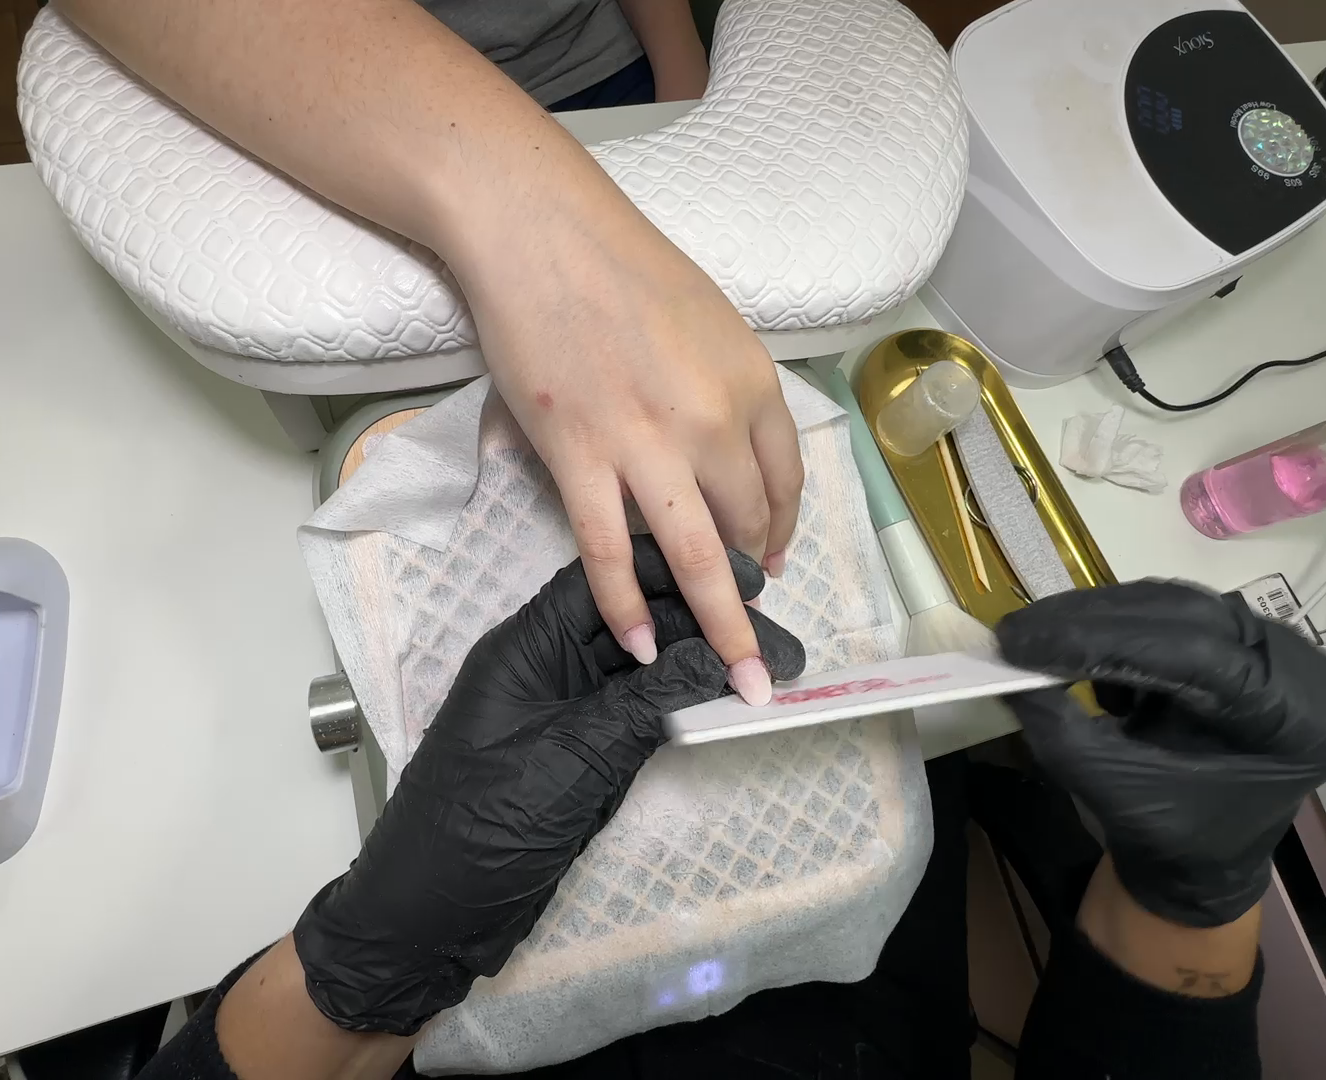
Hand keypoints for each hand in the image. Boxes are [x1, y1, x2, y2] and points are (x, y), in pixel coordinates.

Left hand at [292, 538, 805, 1033]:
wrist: (434, 917)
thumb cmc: (487, 825)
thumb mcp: (575, 755)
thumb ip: (649, 700)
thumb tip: (722, 655)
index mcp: (528, 644)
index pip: (607, 579)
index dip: (675, 571)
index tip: (743, 580)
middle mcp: (551, 662)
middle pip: (636, 621)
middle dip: (703, 625)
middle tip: (777, 639)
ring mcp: (570, 705)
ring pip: (645, 666)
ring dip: (701, 665)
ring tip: (770, 669)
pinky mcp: (585, 744)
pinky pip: (642, 708)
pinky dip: (683, 702)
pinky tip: (727, 698)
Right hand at [453, 213, 800, 705]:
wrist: (539, 231)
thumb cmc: (626, 268)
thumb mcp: (710, 324)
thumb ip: (731, 395)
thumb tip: (729, 465)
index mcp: (752, 381)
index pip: (786, 481)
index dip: (783, 531)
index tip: (773, 561)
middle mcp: (712, 420)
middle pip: (748, 526)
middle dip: (755, 585)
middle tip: (755, 627)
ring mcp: (646, 444)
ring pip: (692, 556)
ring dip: (720, 627)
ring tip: (738, 681)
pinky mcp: (579, 458)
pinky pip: (609, 552)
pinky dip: (626, 605)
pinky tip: (640, 645)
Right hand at [995, 581, 1325, 927]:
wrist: (1199, 857)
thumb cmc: (1163, 833)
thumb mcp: (1097, 778)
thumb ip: (1053, 718)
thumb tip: (1004, 662)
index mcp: (1299, 724)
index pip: (1191, 652)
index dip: (1096, 639)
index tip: (1018, 642)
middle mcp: (1306, 675)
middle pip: (1183, 613)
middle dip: (1088, 619)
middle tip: (1016, 630)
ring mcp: (1280, 652)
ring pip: (1172, 602)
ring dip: (1094, 615)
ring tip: (1034, 634)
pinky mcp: (1244, 640)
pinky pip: (1169, 609)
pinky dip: (1112, 623)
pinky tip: (1075, 648)